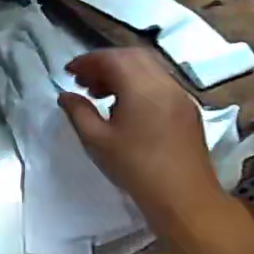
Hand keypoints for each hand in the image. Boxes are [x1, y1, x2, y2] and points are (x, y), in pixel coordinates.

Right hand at [58, 48, 225, 224]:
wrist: (183, 196)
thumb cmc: (135, 167)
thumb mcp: (96, 140)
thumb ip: (78, 112)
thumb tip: (66, 96)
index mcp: (142, 89)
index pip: (112, 59)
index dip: (87, 61)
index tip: (68, 72)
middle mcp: (164, 84)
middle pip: (132, 57)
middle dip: (104, 63)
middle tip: (82, 80)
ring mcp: (180, 96)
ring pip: (148, 69)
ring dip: (122, 73)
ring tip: (100, 94)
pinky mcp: (187, 109)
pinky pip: (159, 83)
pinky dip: (138, 84)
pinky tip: (124, 107)